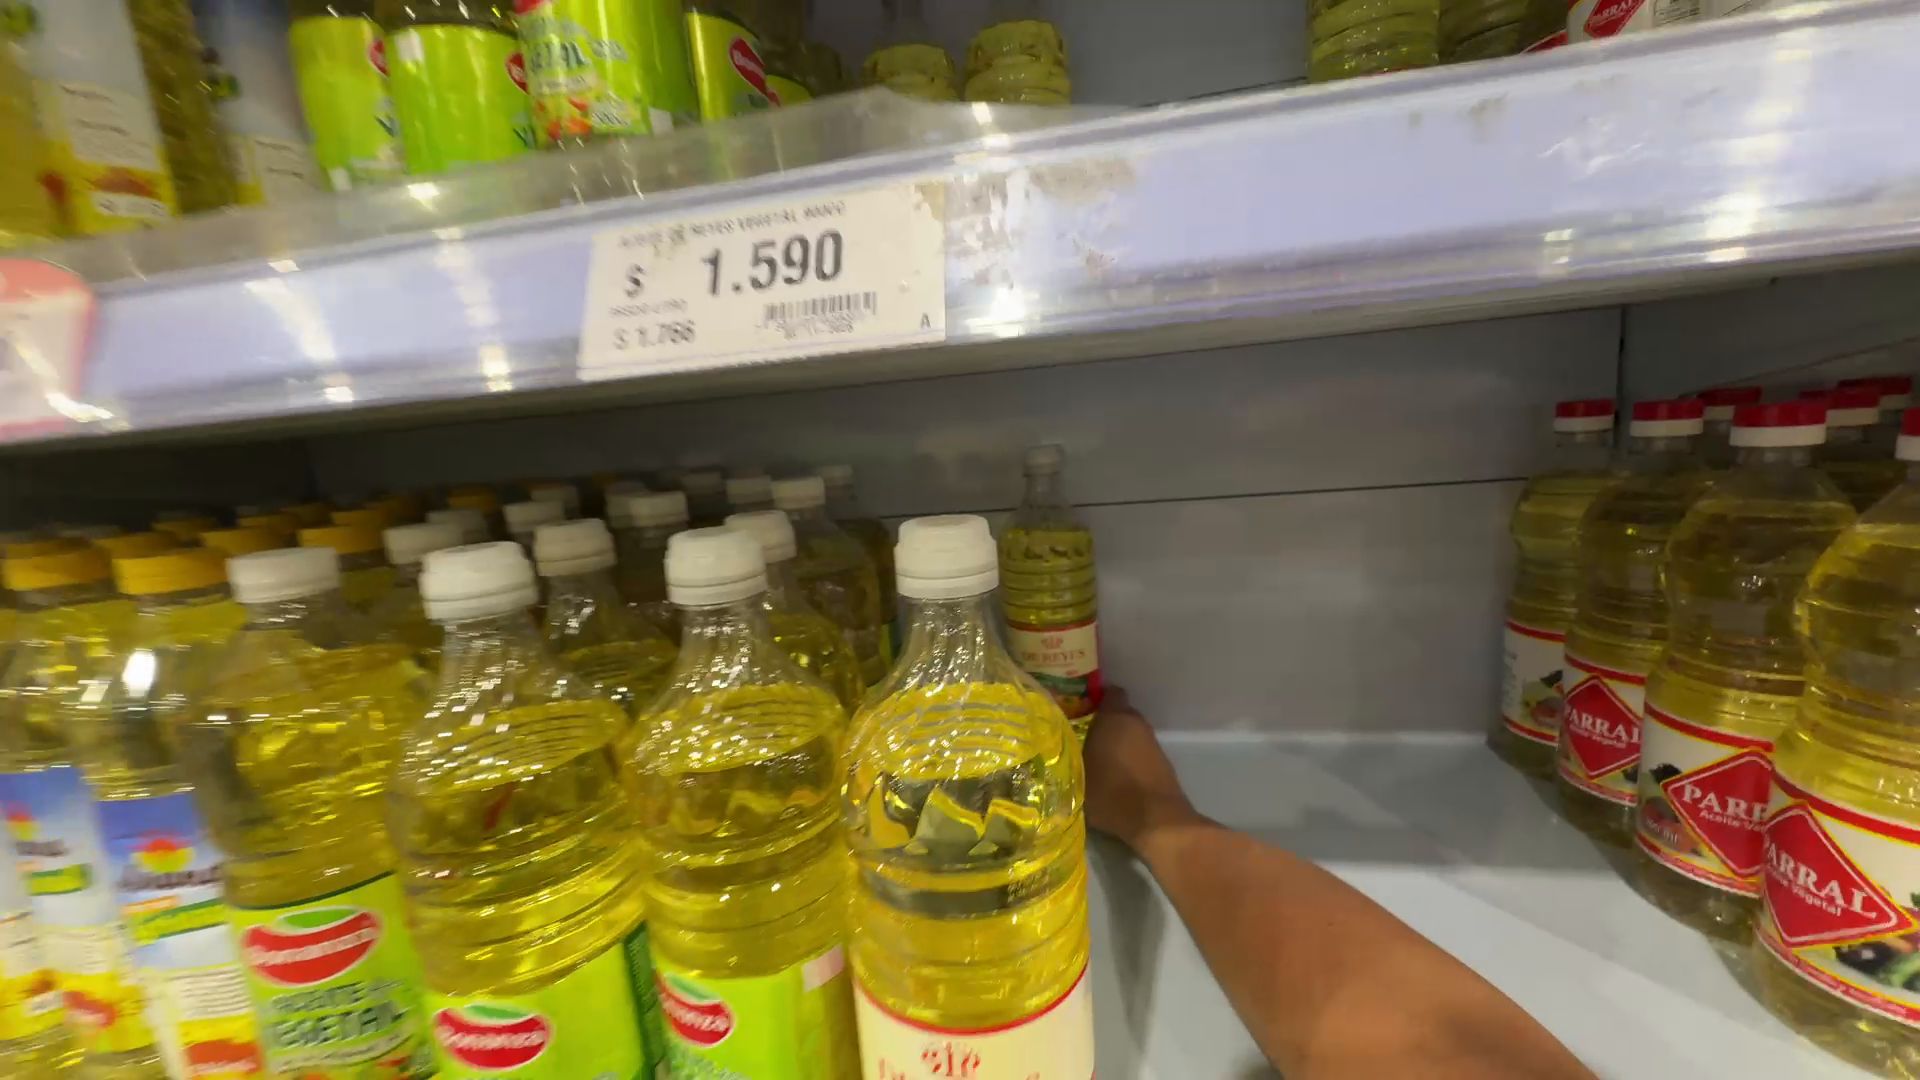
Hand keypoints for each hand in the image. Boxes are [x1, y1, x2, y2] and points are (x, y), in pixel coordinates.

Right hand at [1082, 687, 1200, 854]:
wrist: (1157, 821)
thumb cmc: (1111, 792)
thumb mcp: (1077, 775)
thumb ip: (1067, 756)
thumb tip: (1056, 751)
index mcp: (1114, 717)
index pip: (1109, 693)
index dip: (1095, 699)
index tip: (1079, 709)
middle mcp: (1136, 723)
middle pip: (1119, 714)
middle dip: (1104, 723)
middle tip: (1083, 737)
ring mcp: (1153, 743)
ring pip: (1131, 734)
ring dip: (1117, 743)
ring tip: (1097, 761)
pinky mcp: (1163, 763)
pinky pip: (1140, 752)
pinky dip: (1130, 760)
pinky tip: (1117, 778)